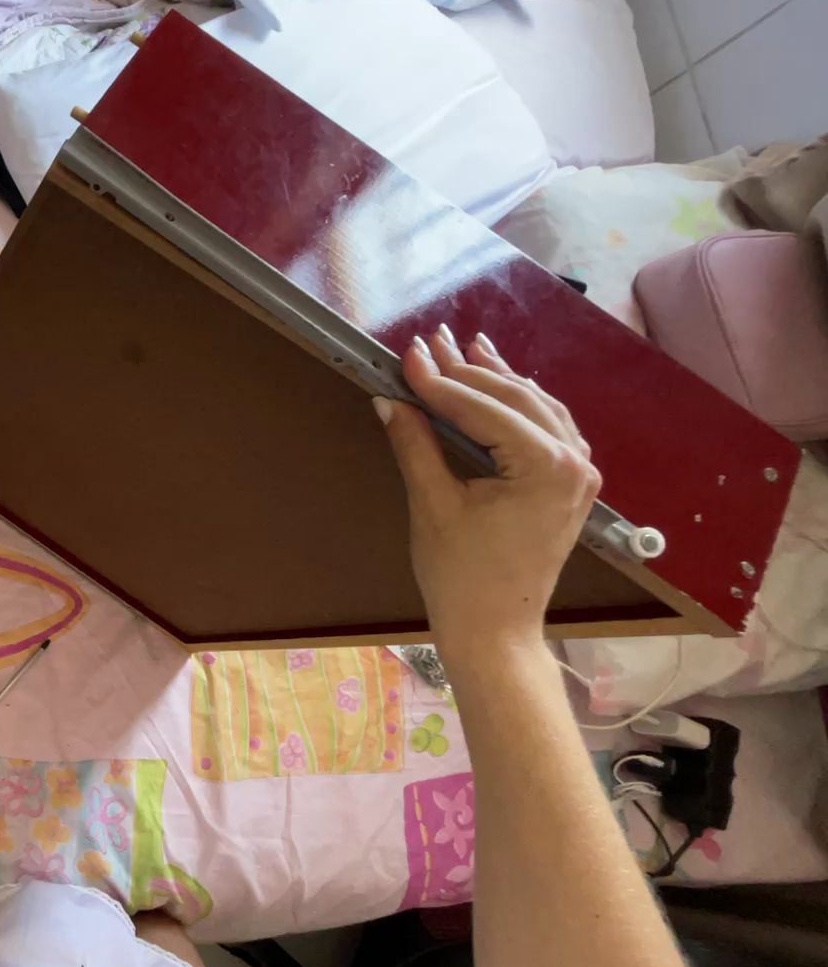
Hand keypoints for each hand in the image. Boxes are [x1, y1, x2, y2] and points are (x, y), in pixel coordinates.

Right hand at [376, 324, 600, 646]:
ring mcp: (577, 471)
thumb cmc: (459, 571)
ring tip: (464, 347)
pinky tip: (498, 385)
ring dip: (496, 378)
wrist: (493, 626)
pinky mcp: (566, 483)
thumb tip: (389, 401)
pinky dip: (515, 403)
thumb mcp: (431, 504)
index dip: (439, 381)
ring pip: (537, 407)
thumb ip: (415, 446)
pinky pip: (545, 427)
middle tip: (428, 341)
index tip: (405, 354)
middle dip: (467, 370)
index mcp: (547, 466)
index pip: (483, 408)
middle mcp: (575, 460)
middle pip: (515, 398)